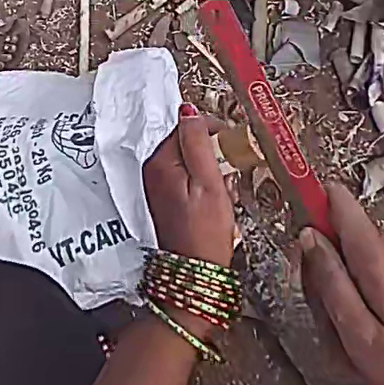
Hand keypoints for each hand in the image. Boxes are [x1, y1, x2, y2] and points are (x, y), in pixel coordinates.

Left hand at [145, 103, 235, 268]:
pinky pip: (186, 175)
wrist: (196, 274)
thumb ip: (198, 143)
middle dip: (211, 150)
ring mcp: (157, 183)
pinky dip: (203, 180)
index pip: (185, 125)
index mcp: (161, 162)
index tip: (230, 143)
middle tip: (228, 169)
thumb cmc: (205, 232)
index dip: (211, 130)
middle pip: (185, 141)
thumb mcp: (208, 183)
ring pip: (188, 158)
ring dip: (209, 166)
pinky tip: (215, 196)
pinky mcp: (165, 196)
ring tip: (224, 187)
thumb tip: (188, 110)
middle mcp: (153, 169)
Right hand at [300, 183, 383, 384]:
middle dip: (321, 271)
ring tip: (348, 344)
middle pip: (338, 238)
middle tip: (325, 318)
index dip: (311, 199)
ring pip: (351, 264)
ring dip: (339, 297)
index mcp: (380, 258)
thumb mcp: (363, 340)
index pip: (339, 202)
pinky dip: (359, 308)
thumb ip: (332, 285)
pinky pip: (370, 283)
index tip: (293, 221)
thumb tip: (308, 237)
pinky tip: (366, 347)